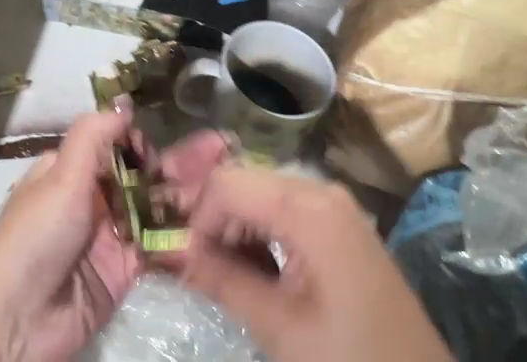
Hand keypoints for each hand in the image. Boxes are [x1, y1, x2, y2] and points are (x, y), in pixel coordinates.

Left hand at [0, 109, 229, 361]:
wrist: (18, 320)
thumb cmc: (35, 237)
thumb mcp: (60, 177)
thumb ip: (93, 137)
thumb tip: (123, 103)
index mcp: (69, 172)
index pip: (115, 148)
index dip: (143, 145)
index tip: (168, 147)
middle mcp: (91, 200)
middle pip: (142, 177)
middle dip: (180, 165)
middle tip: (224, 150)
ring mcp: (109, 237)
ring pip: (155, 210)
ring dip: (190, 197)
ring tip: (230, 185)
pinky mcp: (124, 273)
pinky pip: (157, 249)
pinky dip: (183, 239)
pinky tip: (215, 226)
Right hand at [180, 168, 453, 361]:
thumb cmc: (352, 359)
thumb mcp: (281, 328)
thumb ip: (223, 282)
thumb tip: (174, 255)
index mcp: (308, 208)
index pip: (225, 184)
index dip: (196, 219)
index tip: (185, 262)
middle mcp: (320, 191)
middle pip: (242, 183)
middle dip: (212, 220)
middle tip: (196, 269)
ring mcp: (334, 206)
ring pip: (260, 195)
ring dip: (233, 229)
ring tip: (222, 275)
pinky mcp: (340, 226)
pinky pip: (284, 210)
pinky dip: (259, 233)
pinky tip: (254, 270)